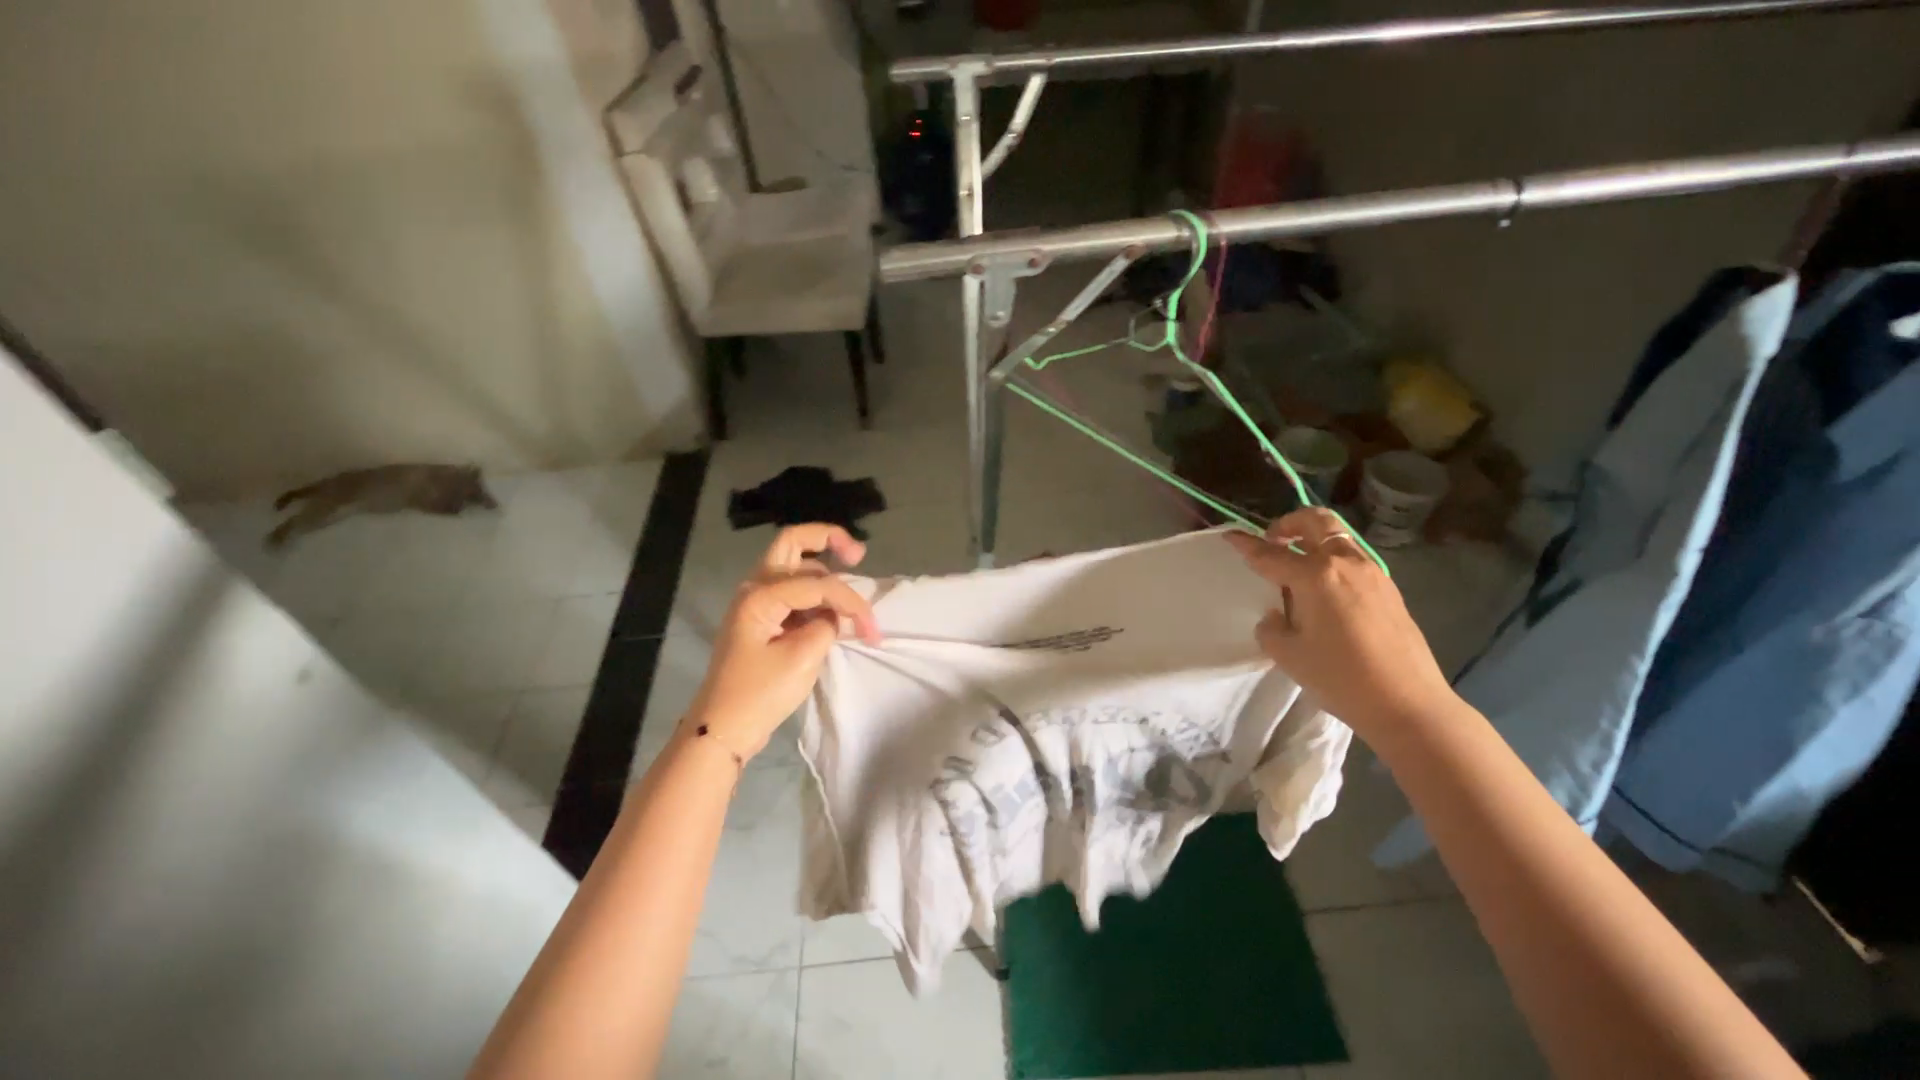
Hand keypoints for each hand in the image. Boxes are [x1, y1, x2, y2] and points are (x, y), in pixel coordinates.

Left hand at [686, 525, 880, 759]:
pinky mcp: (760, 621)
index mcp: (761, 595)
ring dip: (822, 572)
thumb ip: (826, 626)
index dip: (851, 601)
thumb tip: (830, 617)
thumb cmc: (759, 694)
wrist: (722, 729)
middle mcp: (755, 588)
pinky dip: (814, 594)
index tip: (872, 630)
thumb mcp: (802, 659)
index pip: (818, 582)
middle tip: (859, 555)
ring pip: (793, 567)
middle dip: (828, 540)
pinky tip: (832, 613)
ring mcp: (755, 604)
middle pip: (793, 544)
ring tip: (849, 596)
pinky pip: (790, 592)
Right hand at [1226, 508, 1457, 737]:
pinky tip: (1326, 592)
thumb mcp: (1289, 656)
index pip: (1271, 554)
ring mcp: (1373, 574)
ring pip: (1339, 538)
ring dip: (1314, 540)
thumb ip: (1272, 628)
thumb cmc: (1340, 677)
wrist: (1406, 702)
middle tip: (1273, 540)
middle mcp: (1345, 563)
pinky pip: (1354, 560)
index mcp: (1315, 575)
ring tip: (1298, 567)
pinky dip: (1333, 561)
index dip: (1247, 545)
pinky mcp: (1389, 590)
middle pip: (1316, 522)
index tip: (1230, 535)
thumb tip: (1277, 617)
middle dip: (1290, 523)